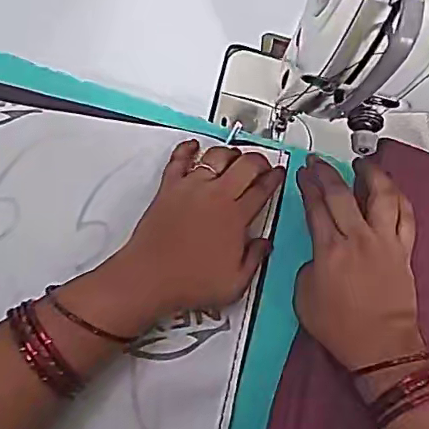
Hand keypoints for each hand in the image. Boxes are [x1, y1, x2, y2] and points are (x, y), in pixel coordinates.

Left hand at [98, 140, 282, 322]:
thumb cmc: (188, 281)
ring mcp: (191, 188)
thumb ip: (255, 258)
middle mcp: (215, 196)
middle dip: (259, 161)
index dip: (274, 179)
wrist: (150, 277)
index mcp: (236, 217)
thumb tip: (263, 246)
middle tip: (262, 165)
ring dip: (230, 153)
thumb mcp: (235, 282)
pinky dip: (188, 149)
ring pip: (217, 155)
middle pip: (246, 164)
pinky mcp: (169, 188)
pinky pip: (179, 159)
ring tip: (235, 156)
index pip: (263, 188)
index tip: (277, 175)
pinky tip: (194, 147)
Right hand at [294, 156, 423, 372]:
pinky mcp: (403, 252)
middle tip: (320, 163)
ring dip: (371, 174)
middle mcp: (359, 240)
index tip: (304, 175)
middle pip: (341, 193)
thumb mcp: (304, 296)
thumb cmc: (343, 329)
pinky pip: (406, 216)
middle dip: (327, 172)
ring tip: (363, 164)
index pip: (316, 205)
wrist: (381, 347)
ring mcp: (385, 243)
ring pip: (381, 195)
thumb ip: (309, 266)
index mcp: (330, 250)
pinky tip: (393, 191)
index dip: (308, 185)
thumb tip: (317, 255)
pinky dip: (399, 199)